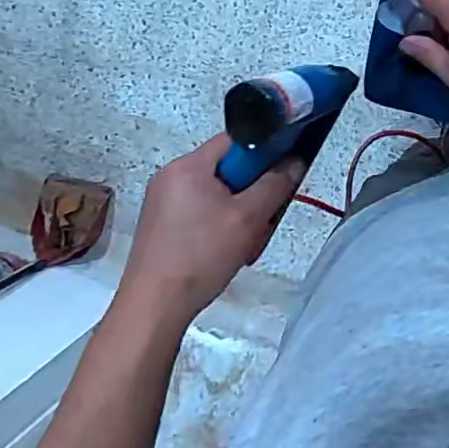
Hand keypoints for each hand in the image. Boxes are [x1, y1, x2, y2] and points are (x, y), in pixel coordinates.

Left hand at [119, 134, 304, 321]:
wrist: (154, 306)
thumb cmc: (200, 257)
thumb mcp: (248, 219)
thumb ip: (275, 185)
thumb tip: (294, 162)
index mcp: (188, 165)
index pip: (234, 141)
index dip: (261, 155)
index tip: (277, 178)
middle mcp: (171, 175)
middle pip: (225, 169)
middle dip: (249, 193)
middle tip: (260, 221)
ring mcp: (162, 200)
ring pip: (214, 194)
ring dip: (235, 214)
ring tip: (242, 245)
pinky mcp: (160, 223)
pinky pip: (198, 211)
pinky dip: (216, 226)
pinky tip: (222, 252)